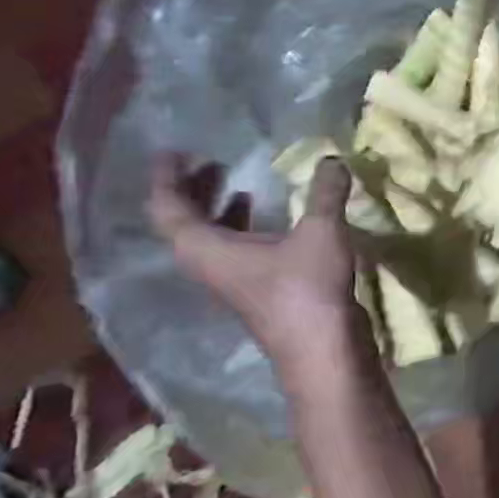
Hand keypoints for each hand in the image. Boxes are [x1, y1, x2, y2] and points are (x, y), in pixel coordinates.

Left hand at [147, 152, 362, 365]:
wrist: (322, 345)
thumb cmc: (305, 286)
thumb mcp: (320, 232)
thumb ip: (325, 194)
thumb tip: (332, 160)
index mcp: (204, 248)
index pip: (167, 207)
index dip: (167, 178)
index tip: (174, 152)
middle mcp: (209, 264)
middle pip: (185, 223)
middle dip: (194, 191)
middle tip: (210, 163)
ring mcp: (233, 280)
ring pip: (213, 239)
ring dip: (221, 210)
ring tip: (240, 185)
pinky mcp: (258, 290)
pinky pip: (238, 250)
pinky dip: (246, 228)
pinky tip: (274, 220)